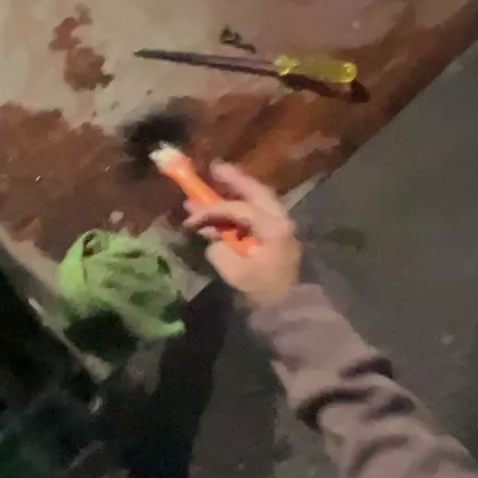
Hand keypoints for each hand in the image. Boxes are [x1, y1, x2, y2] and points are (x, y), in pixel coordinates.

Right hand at [183, 162, 301, 308]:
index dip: (212, 210)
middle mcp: (280, 220)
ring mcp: (279, 227)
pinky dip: (238, 211)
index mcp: (272, 227)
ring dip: (234, 194)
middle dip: (233, 179)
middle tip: (213, 167)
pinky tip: (220, 215)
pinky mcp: (274, 237)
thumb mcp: (235, 272)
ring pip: (256, 201)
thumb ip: (220, 248)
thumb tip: (214, 237)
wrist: (286, 310)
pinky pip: (255, 216)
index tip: (191, 217)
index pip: (238, 208)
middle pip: (255, 191)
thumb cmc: (261, 290)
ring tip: (213, 184)